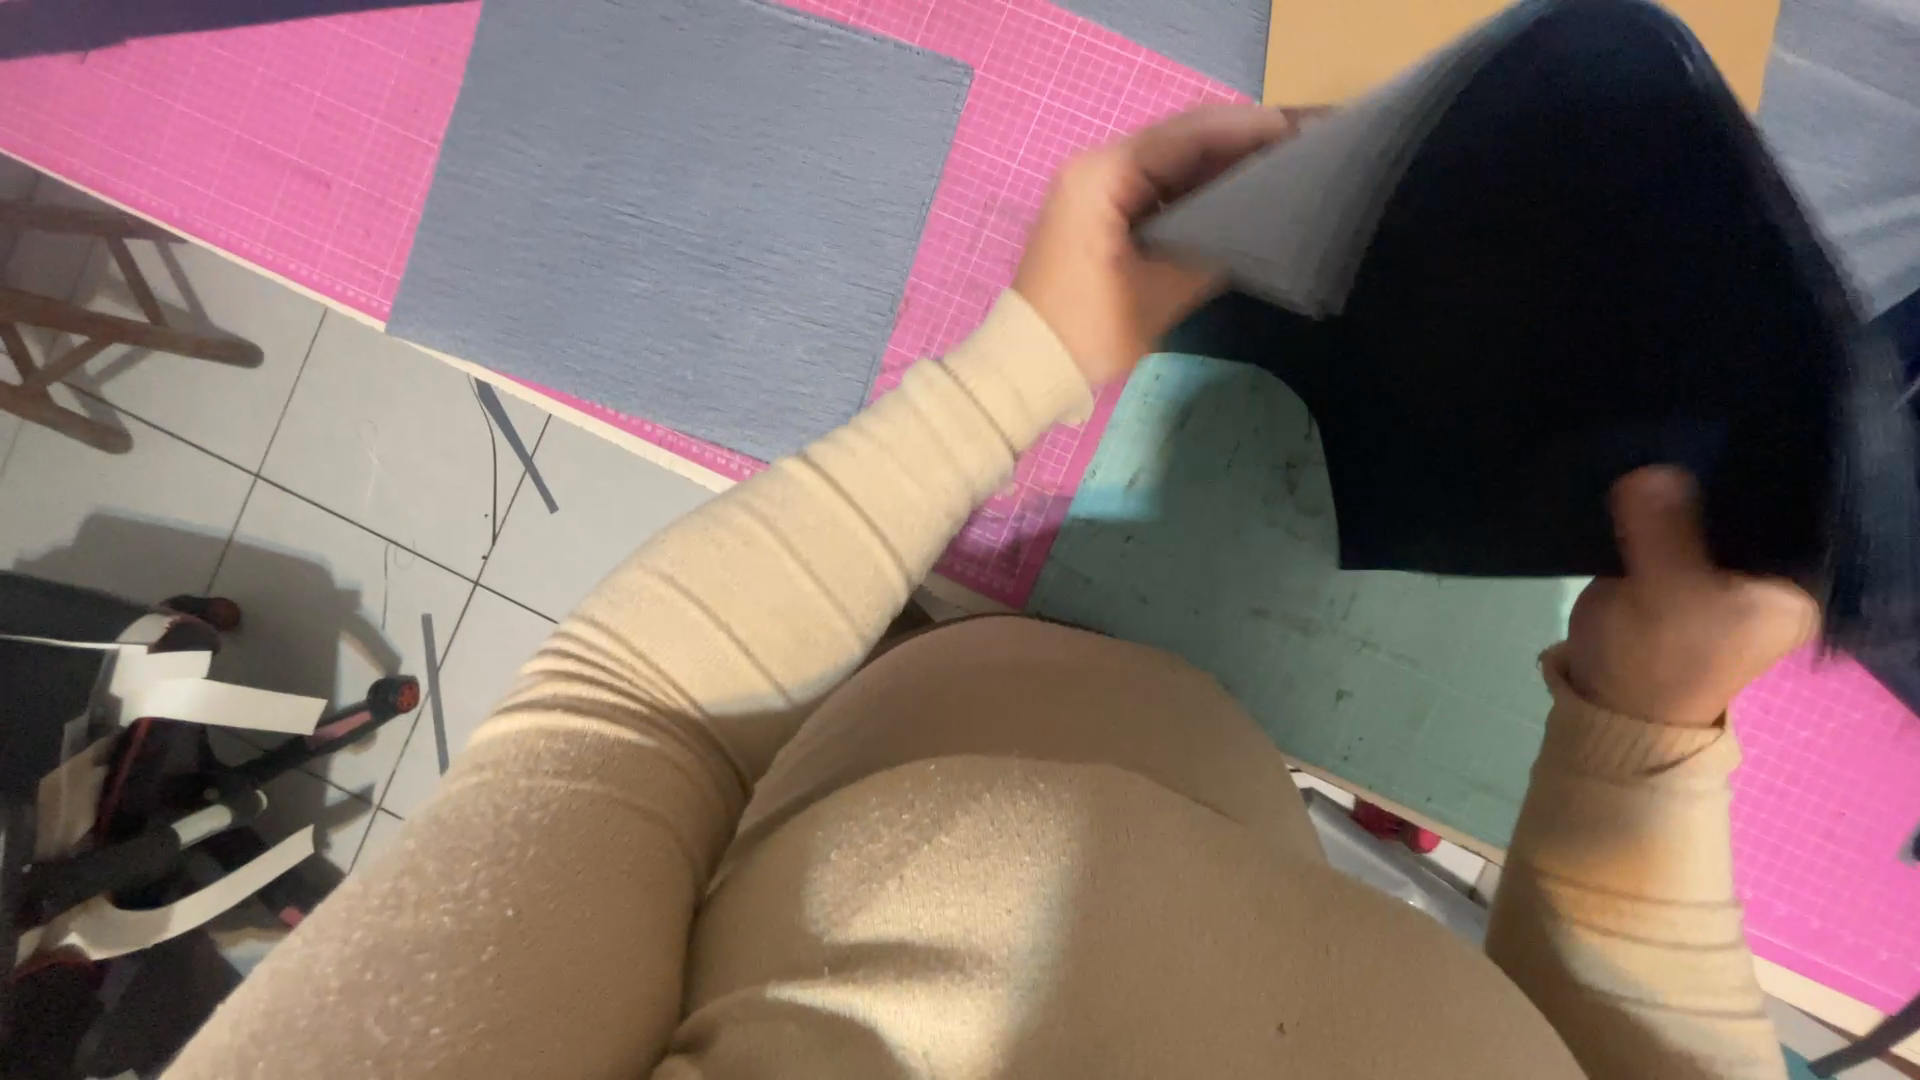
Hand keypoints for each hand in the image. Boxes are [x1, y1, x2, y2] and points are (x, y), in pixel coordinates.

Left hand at [1013, 105, 1301, 385]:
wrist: (1026, 365)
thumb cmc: (1089, 330)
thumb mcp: (1161, 293)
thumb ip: (1212, 249)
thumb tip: (1252, 227)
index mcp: (1104, 175)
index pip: (1188, 134)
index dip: (1247, 131)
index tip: (1299, 135)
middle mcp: (1093, 169)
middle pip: (1176, 142)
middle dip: (1234, 148)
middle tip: (1292, 154)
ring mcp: (1087, 191)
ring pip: (1163, 166)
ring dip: (1211, 171)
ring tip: (1270, 175)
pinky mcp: (1089, 216)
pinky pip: (1146, 191)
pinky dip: (1183, 195)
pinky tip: (1224, 203)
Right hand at [1564, 466, 1819, 726]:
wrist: (1608, 701)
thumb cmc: (1653, 658)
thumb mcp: (1663, 594)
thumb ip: (1661, 533)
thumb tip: (1652, 470)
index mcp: (1788, 587)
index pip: (1779, 515)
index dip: (1746, 480)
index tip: (1712, 443)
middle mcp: (1758, 577)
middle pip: (1733, 515)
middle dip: (1700, 486)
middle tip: (1670, 442)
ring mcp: (1708, 576)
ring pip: (1693, 521)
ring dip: (1667, 498)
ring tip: (1646, 454)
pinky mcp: (1664, 575)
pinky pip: (1660, 532)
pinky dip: (1643, 515)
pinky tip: (1628, 489)